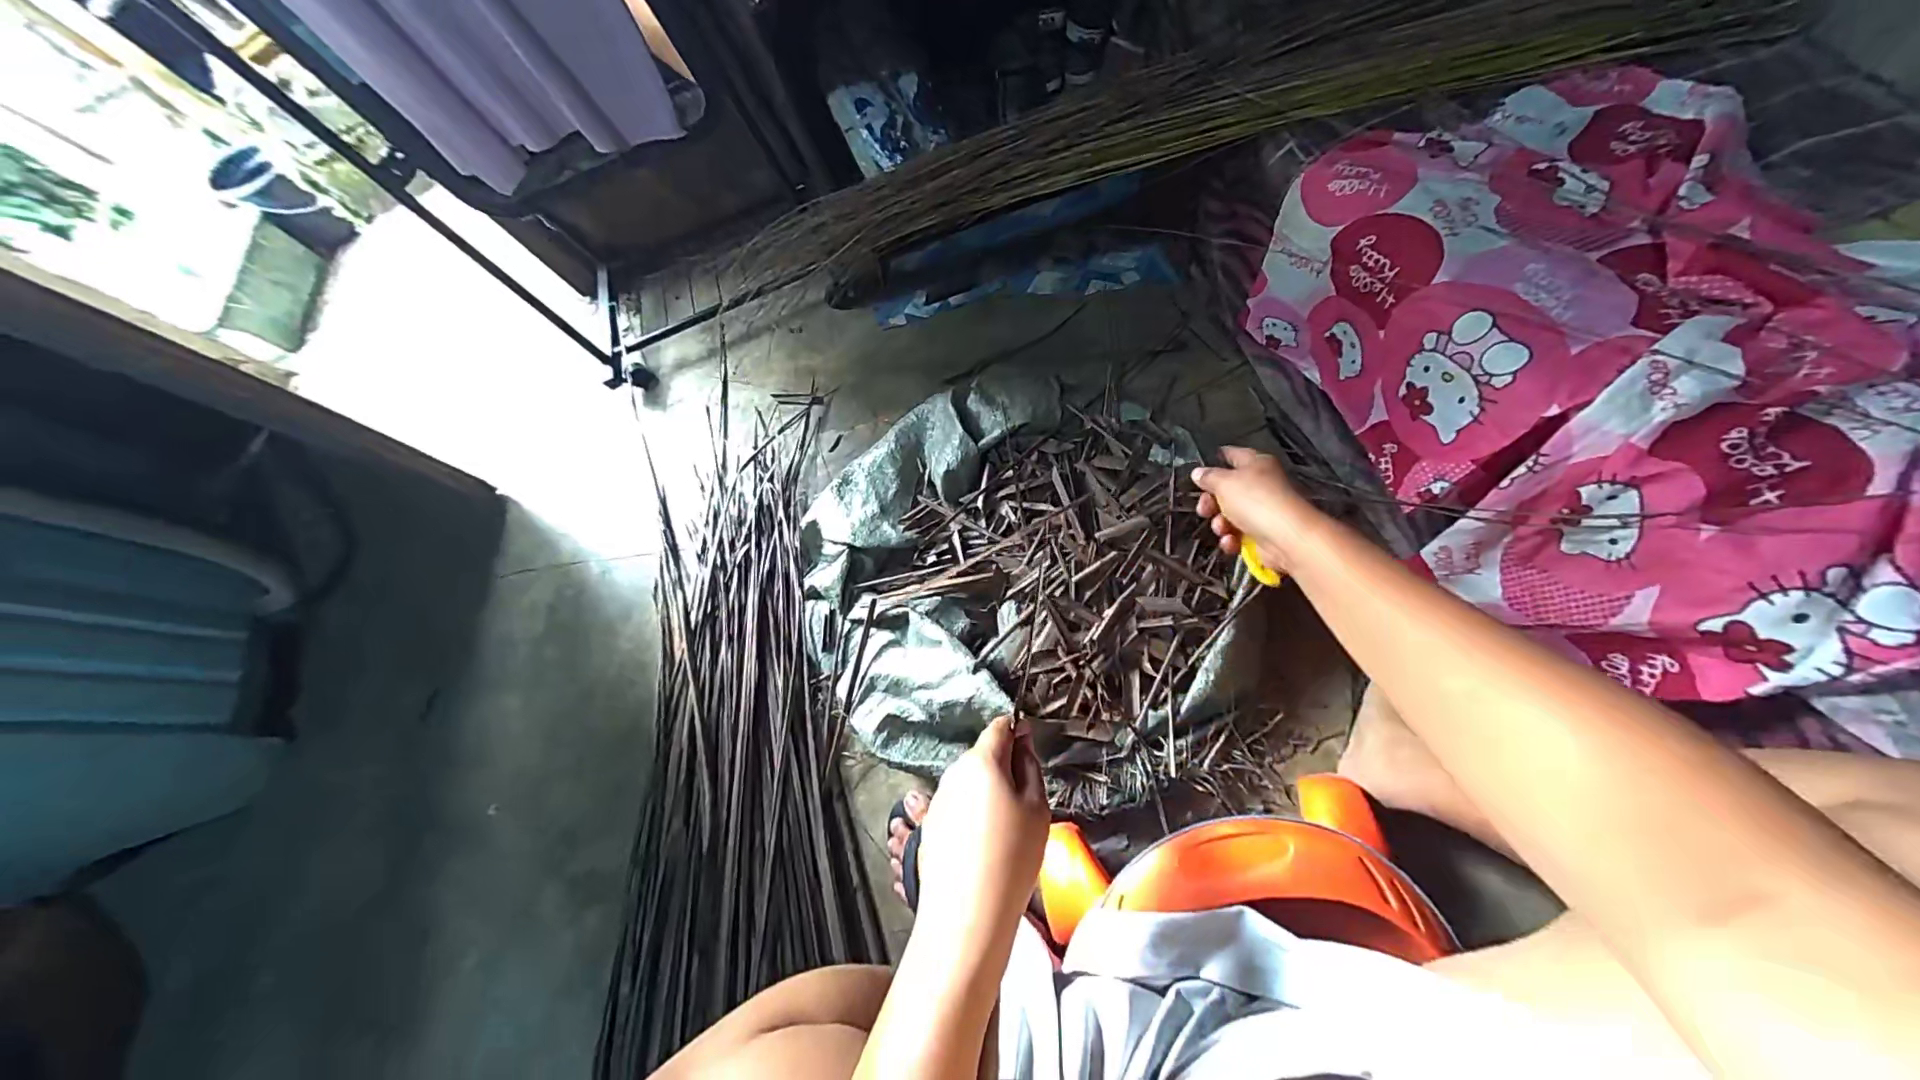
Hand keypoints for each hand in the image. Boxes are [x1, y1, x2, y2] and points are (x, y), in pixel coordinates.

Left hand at [915, 716, 1049, 935]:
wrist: (969, 911)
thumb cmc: (1010, 857)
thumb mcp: (1037, 807)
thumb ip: (1030, 765)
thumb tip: (1022, 742)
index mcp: (981, 762)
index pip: (998, 727)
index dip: (1017, 732)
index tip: (1028, 749)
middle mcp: (954, 773)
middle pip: (983, 756)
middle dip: (1003, 769)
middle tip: (1025, 802)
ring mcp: (939, 798)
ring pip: (970, 783)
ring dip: (988, 794)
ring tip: (1007, 832)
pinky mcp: (932, 824)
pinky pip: (958, 807)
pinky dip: (972, 818)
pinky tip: (986, 847)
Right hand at [1191, 446, 1320, 574]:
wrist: (1286, 538)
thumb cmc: (1257, 502)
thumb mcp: (1224, 482)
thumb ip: (1208, 476)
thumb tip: (1198, 473)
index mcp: (1256, 464)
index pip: (1232, 455)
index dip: (1214, 460)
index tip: (1198, 469)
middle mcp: (1261, 485)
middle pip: (1226, 490)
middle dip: (1211, 501)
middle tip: (1205, 508)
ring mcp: (1262, 511)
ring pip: (1229, 515)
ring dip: (1219, 523)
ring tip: (1222, 527)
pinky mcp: (1262, 534)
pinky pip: (1238, 534)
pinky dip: (1231, 539)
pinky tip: (1231, 541)